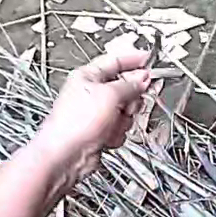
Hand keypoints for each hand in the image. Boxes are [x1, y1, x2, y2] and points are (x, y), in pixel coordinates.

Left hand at [28, 50, 152, 192]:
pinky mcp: (100, 132)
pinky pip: (120, 128)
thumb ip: (130, 84)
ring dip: (123, 120)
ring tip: (112, 124)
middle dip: (131, 99)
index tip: (149, 61)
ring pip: (125, 111)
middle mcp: (91, 93)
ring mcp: (96, 114)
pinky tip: (107, 136)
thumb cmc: (74, 122)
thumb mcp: (110, 95)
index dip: (134, 61)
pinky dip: (117, 133)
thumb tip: (143, 78)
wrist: (66, 155)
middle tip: (129, 104)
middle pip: (124, 88)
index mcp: (88, 76)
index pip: (115, 61)